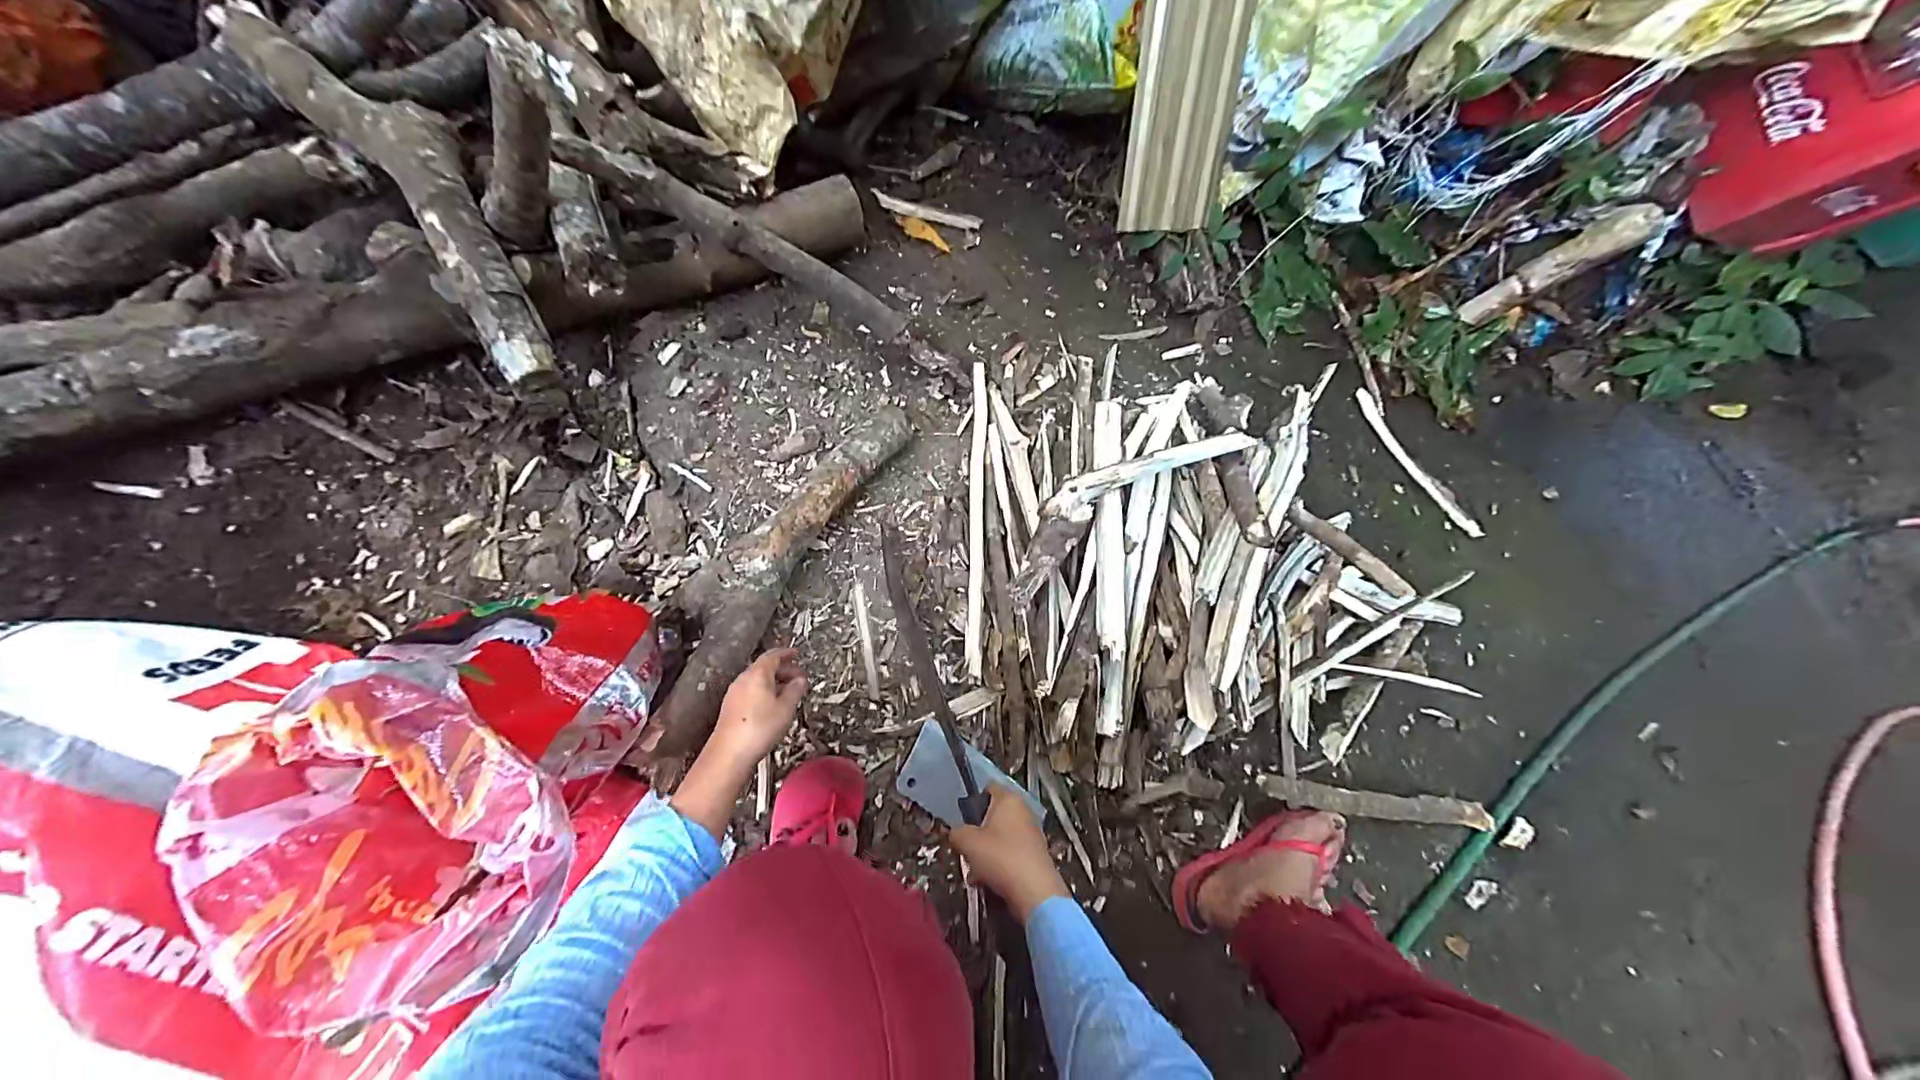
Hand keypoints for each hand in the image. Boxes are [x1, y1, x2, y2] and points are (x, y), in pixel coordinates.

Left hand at [708, 648, 807, 767]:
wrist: (730, 753)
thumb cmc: (757, 730)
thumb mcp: (786, 708)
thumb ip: (795, 690)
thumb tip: (800, 681)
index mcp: (757, 674)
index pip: (773, 655)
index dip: (787, 653)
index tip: (795, 653)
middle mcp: (743, 680)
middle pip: (765, 667)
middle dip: (783, 669)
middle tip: (798, 676)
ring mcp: (735, 693)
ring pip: (757, 680)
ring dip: (774, 682)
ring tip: (788, 692)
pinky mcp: (731, 707)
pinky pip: (750, 692)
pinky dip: (763, 692)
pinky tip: (772, 706)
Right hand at [947, 785, 1068, 922]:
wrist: (1035, 892)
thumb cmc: (1000, 857)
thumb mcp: (967, 842)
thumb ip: (956, 832)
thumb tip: (956, 833)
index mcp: (1009, 799)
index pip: (988, 788)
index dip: (972, 800)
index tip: (961, 819)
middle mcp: (1023, 811)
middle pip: (992, 816)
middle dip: (976, 833)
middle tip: (966, 848)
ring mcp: (1031, 833)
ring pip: (999, 837)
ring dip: (985, 852)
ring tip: (974, 872)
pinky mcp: (1035, 855)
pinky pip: (1009, 853)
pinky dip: (998, 864)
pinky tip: (988, 881)